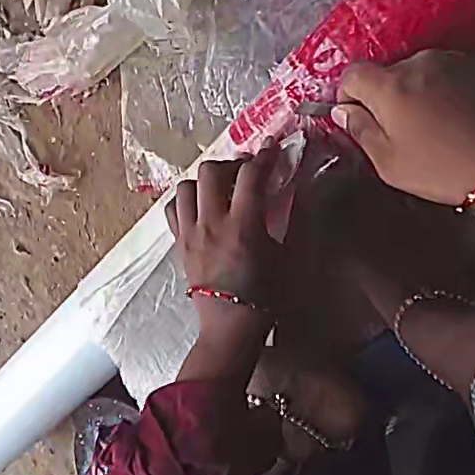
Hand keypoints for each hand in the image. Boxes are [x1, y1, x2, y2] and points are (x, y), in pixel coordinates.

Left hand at [168, 155, 278, 380]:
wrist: (230, 326)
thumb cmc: (267, 296)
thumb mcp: (291, 258)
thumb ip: (297, 221)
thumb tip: (302, 190)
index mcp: (243, 226)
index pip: (251, 175)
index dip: (265, 156)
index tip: (273, 148)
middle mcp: (211, 224)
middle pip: (211, 171)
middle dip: (231, 164)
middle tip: (245, 174)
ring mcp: (190, 234)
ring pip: (187, 186)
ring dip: (205, 180)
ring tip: (221, 190)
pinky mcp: (179, 245)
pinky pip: (173, 209)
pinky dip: (186, 201)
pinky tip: (201, 208)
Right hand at [333, 51, 474, 213]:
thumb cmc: (444, 169)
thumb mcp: (389, 163)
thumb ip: (360, 131)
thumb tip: (342, 111)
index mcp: (391, 86)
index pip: (352, 74)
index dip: (347, 96)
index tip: (356, 119)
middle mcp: (419, 62)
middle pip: (385, 73)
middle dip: (382, 98)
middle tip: (396, 133)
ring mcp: (452, 60)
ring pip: (414, 74)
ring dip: (412, 95)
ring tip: (429, 129)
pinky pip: (442, 75)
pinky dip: (438, 92)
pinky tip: (452, 121)